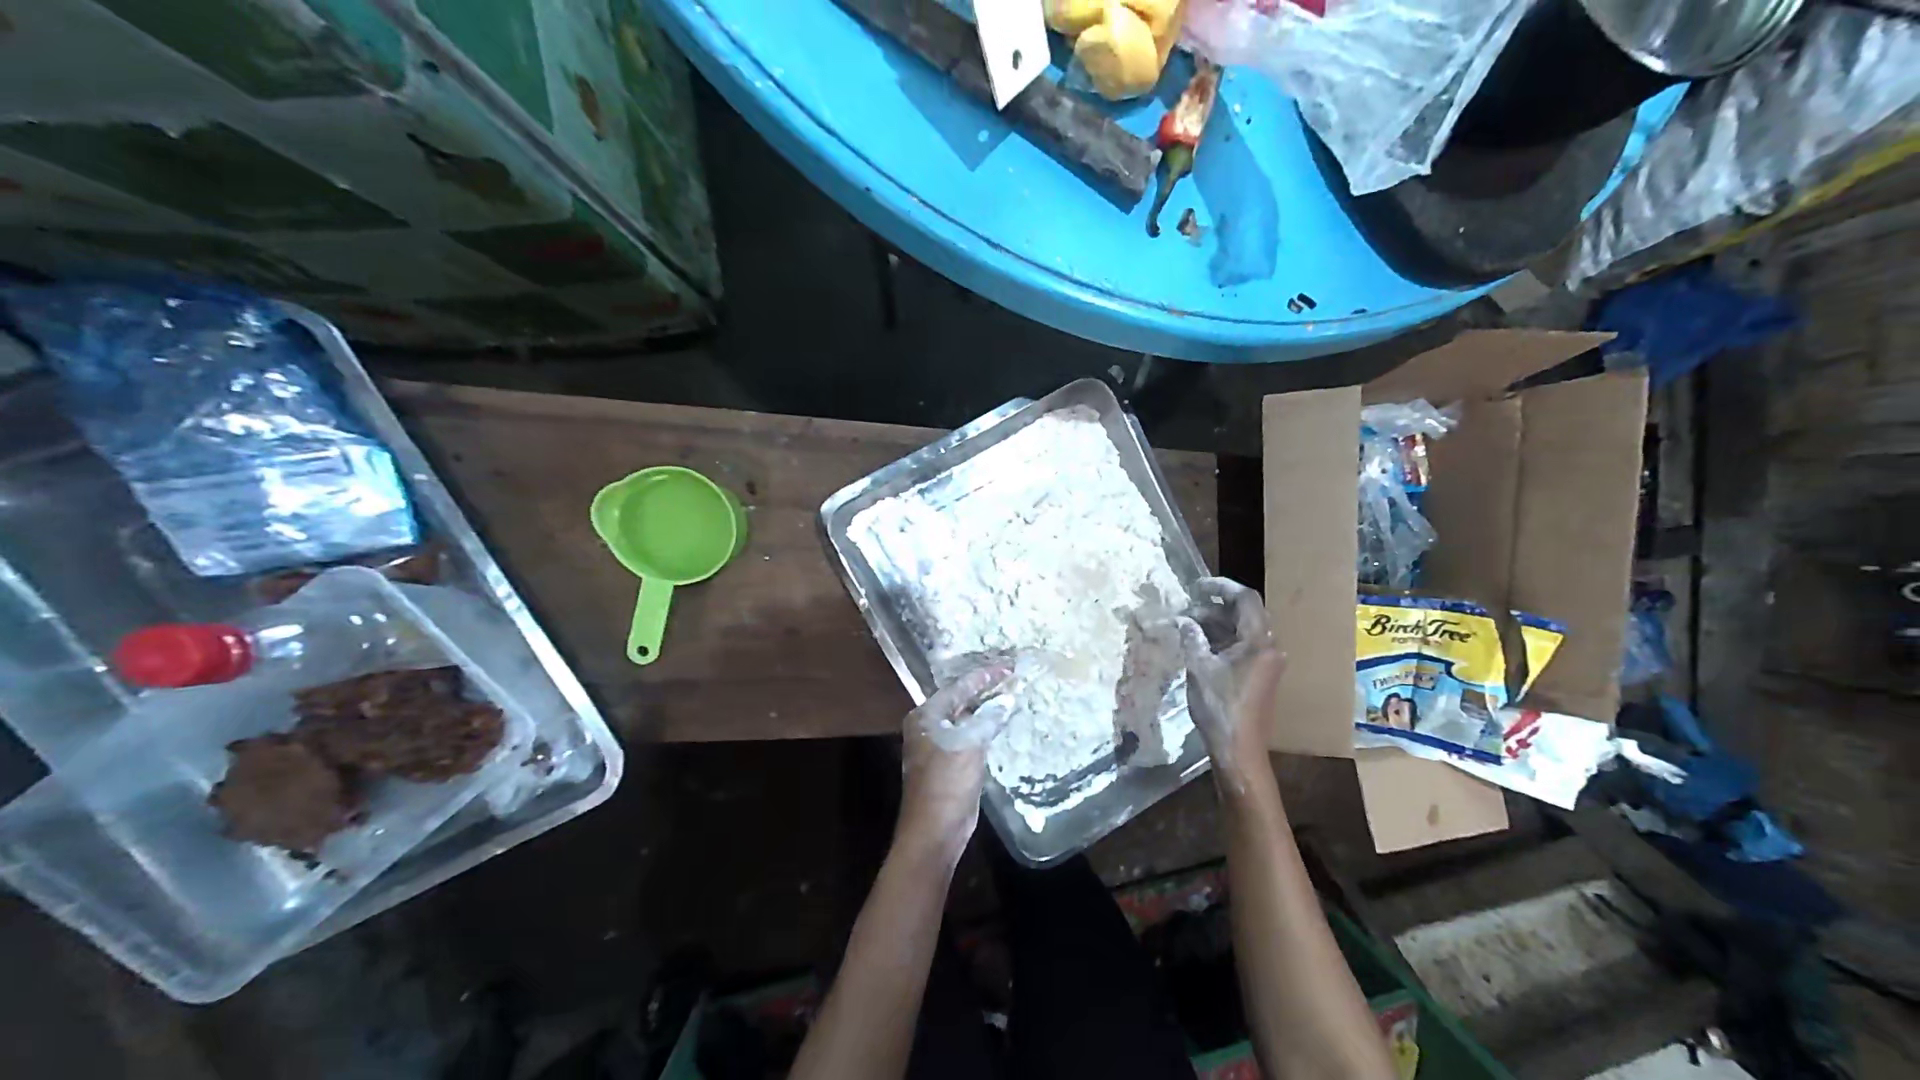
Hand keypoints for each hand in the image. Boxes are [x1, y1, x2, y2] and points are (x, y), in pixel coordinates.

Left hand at [898, 659, 1014, 855]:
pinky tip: (1002, 724)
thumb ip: (988, 718)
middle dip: (986, 690)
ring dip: (986, 709)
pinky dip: (985, 728)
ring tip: (1012, 695)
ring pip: (966, 719)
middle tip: (1012, 677)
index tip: (1009, 667)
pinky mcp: (949, 764)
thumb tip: (1007, 699)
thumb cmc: (947, 783)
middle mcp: (928, 727)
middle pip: (960, 701)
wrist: (935, 831)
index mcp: (926, 716)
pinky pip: (969, 737)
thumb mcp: (970, 745)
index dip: (985, 676)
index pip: (958, 687)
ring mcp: (937, 746)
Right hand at [1176, 577, 1283, 780]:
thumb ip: (1192, 638)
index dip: (1221, 587)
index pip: (1244, 598)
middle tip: (1186, 610)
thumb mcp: (1199, 668)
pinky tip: (1198, 645)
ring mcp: (1266, 662)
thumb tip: (1183, 620)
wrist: (1239, 749)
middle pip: (1244, 614)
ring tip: (1187, 627)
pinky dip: (1222, 641)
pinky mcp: (1260, 675)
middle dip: (1214, 608)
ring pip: (1242, 631)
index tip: (1196, 587)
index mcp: (1259, 641)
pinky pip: (1242, 647)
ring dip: (1216, 625)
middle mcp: (1268, 647)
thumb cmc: (1220, 706)